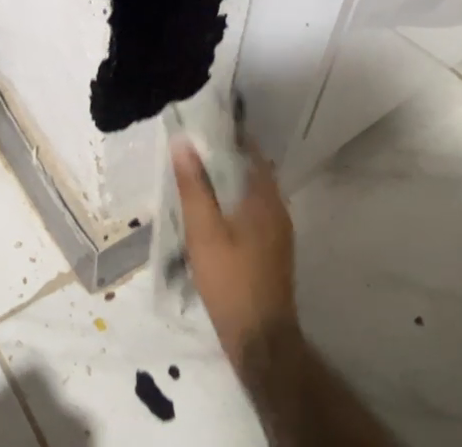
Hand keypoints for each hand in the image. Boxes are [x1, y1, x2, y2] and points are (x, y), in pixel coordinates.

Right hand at [172, 137, 297, 363]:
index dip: (231, 135)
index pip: (252, 152)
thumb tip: (183, 141)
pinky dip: (234, 203)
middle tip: (194, 148)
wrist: (260, 338)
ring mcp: (279, 233)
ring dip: (230, 182)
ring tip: (197, 176)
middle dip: (227, 157)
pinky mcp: (273, 251)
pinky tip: (212, 214)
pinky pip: (254, 213)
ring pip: (254, 194)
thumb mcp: (204, 230)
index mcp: (265, 199)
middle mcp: (278, 210)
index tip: (204, 124)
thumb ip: (193, 186)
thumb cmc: (230, 279)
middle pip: (254, 172)